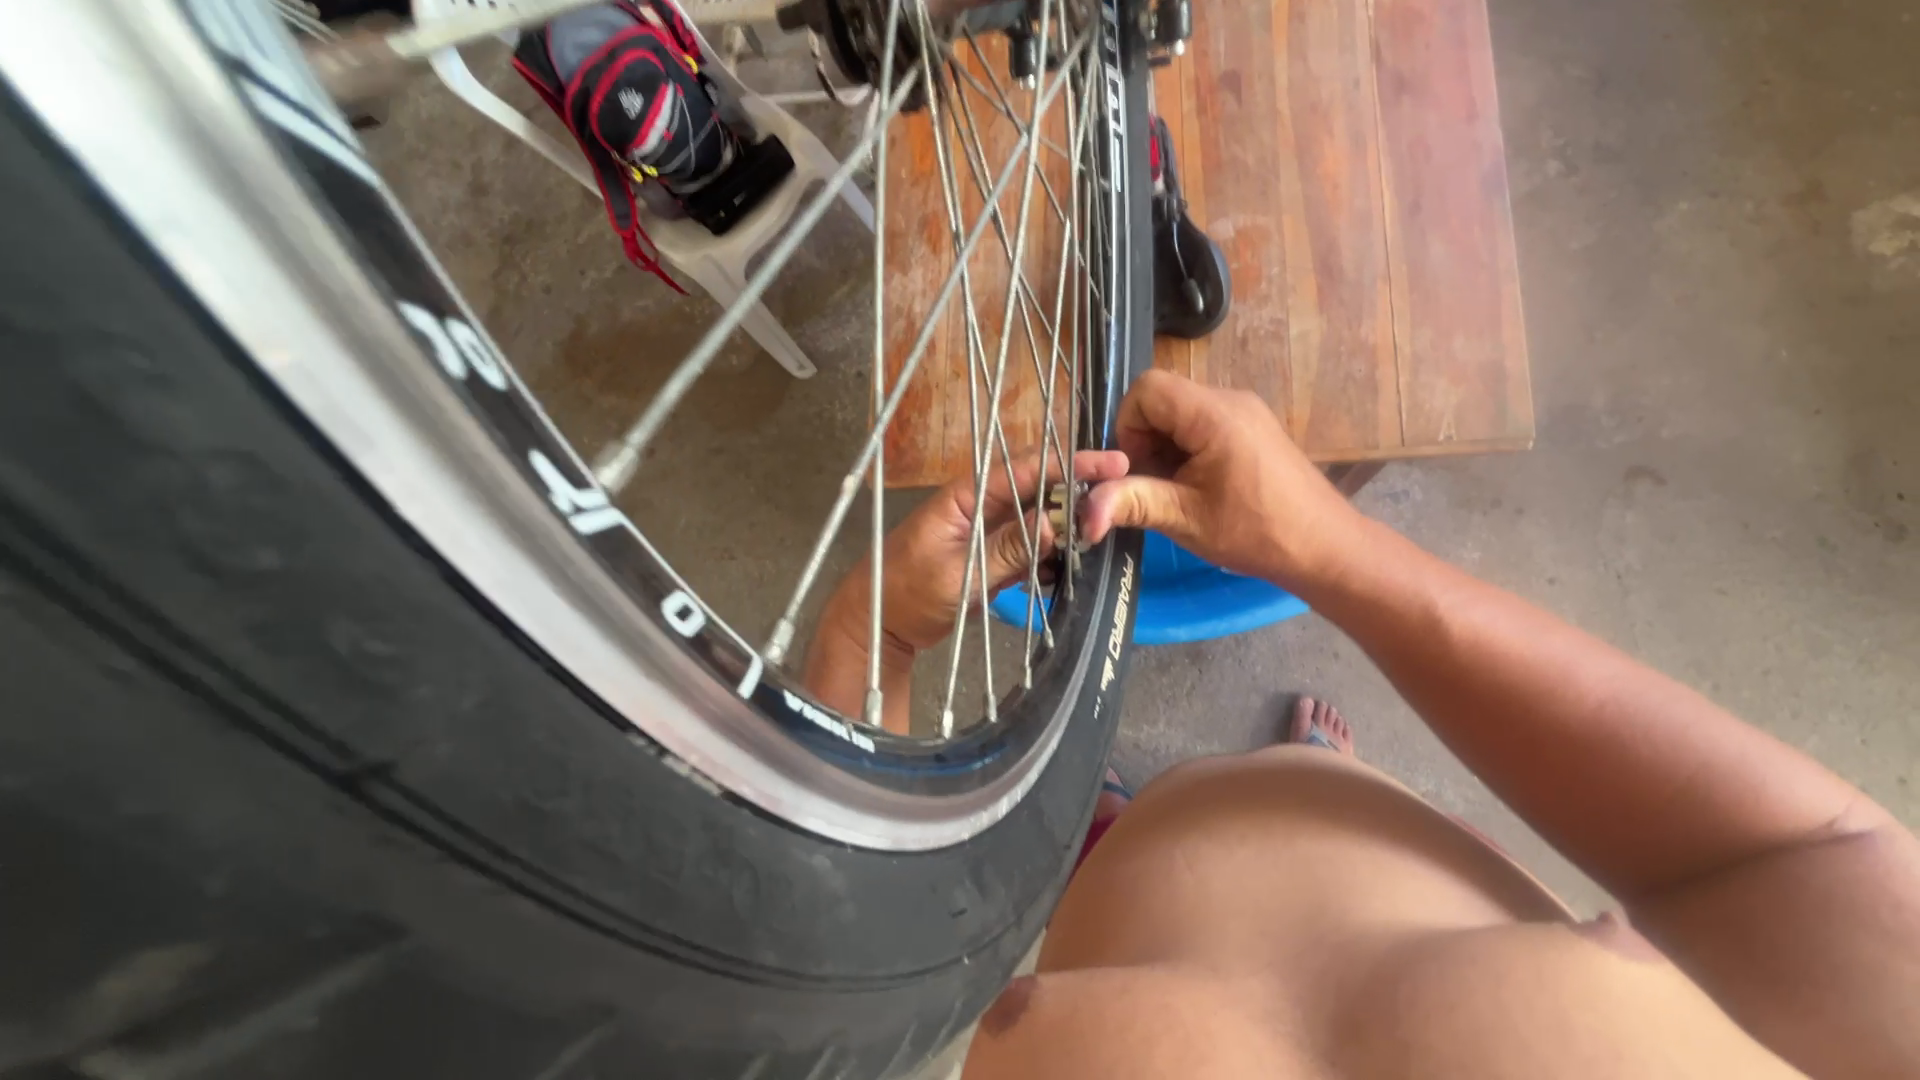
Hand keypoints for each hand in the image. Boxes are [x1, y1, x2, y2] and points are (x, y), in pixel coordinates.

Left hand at [807, 449, 1129, 729]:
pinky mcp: (992, 555)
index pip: (1025, 469)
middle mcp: (981, 505)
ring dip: (1067, 525)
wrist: (880, 623)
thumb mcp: (958, 573)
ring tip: (1101, 534)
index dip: (1070, 462)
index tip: (1113, 462)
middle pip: (1037, 488)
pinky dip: (1050, 554)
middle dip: (1077, 491)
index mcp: (966, 496)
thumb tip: (1054, 524)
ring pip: (1038, 517)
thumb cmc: (907, 593)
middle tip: (1119, 496)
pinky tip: (1070, 567)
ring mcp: (987, 531)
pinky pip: (1029, 546)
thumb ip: (1006, 549)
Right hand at [1078, 370, 1365, 589]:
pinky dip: (1184, 453)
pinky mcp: (1250, 430)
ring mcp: (1243, 413)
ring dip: (1162, 450)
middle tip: (1151, 486)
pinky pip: (1200, 425)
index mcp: (1213, 414)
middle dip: (1142, 442)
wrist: (1324, 548)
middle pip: (1160, 399)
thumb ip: (1131, 502)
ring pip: (1178, 414)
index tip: (1134, 469)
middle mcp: (1229, 400)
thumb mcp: (1185, 518)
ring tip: (1174, 493)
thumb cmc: (1256, 532)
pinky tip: (1195, 489)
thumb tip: (1083, 514)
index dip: (1127, 426)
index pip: (1145, 389)